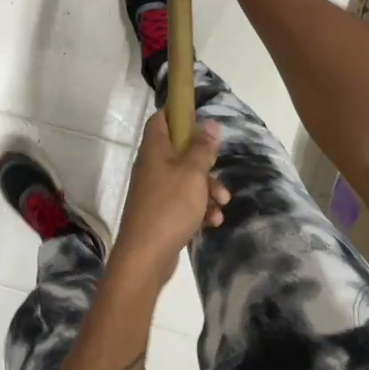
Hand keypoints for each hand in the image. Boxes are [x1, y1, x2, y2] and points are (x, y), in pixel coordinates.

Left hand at [114, 111, 230, 286]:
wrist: (146, 255)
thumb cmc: (170, 206)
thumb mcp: (192, 172)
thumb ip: (202, 148)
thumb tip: (208, 123)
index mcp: (154, 148)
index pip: (161, 119)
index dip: (179, 114)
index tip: (200, 120)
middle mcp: (152, 165)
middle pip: (180, 151)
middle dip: (204, 161)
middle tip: (217, 169)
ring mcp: (155, 189)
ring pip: (186, 179)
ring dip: (207, 189)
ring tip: (222, 204)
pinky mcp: (161, 212)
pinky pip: (184, 202)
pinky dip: (199, 208)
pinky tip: (213, 221)